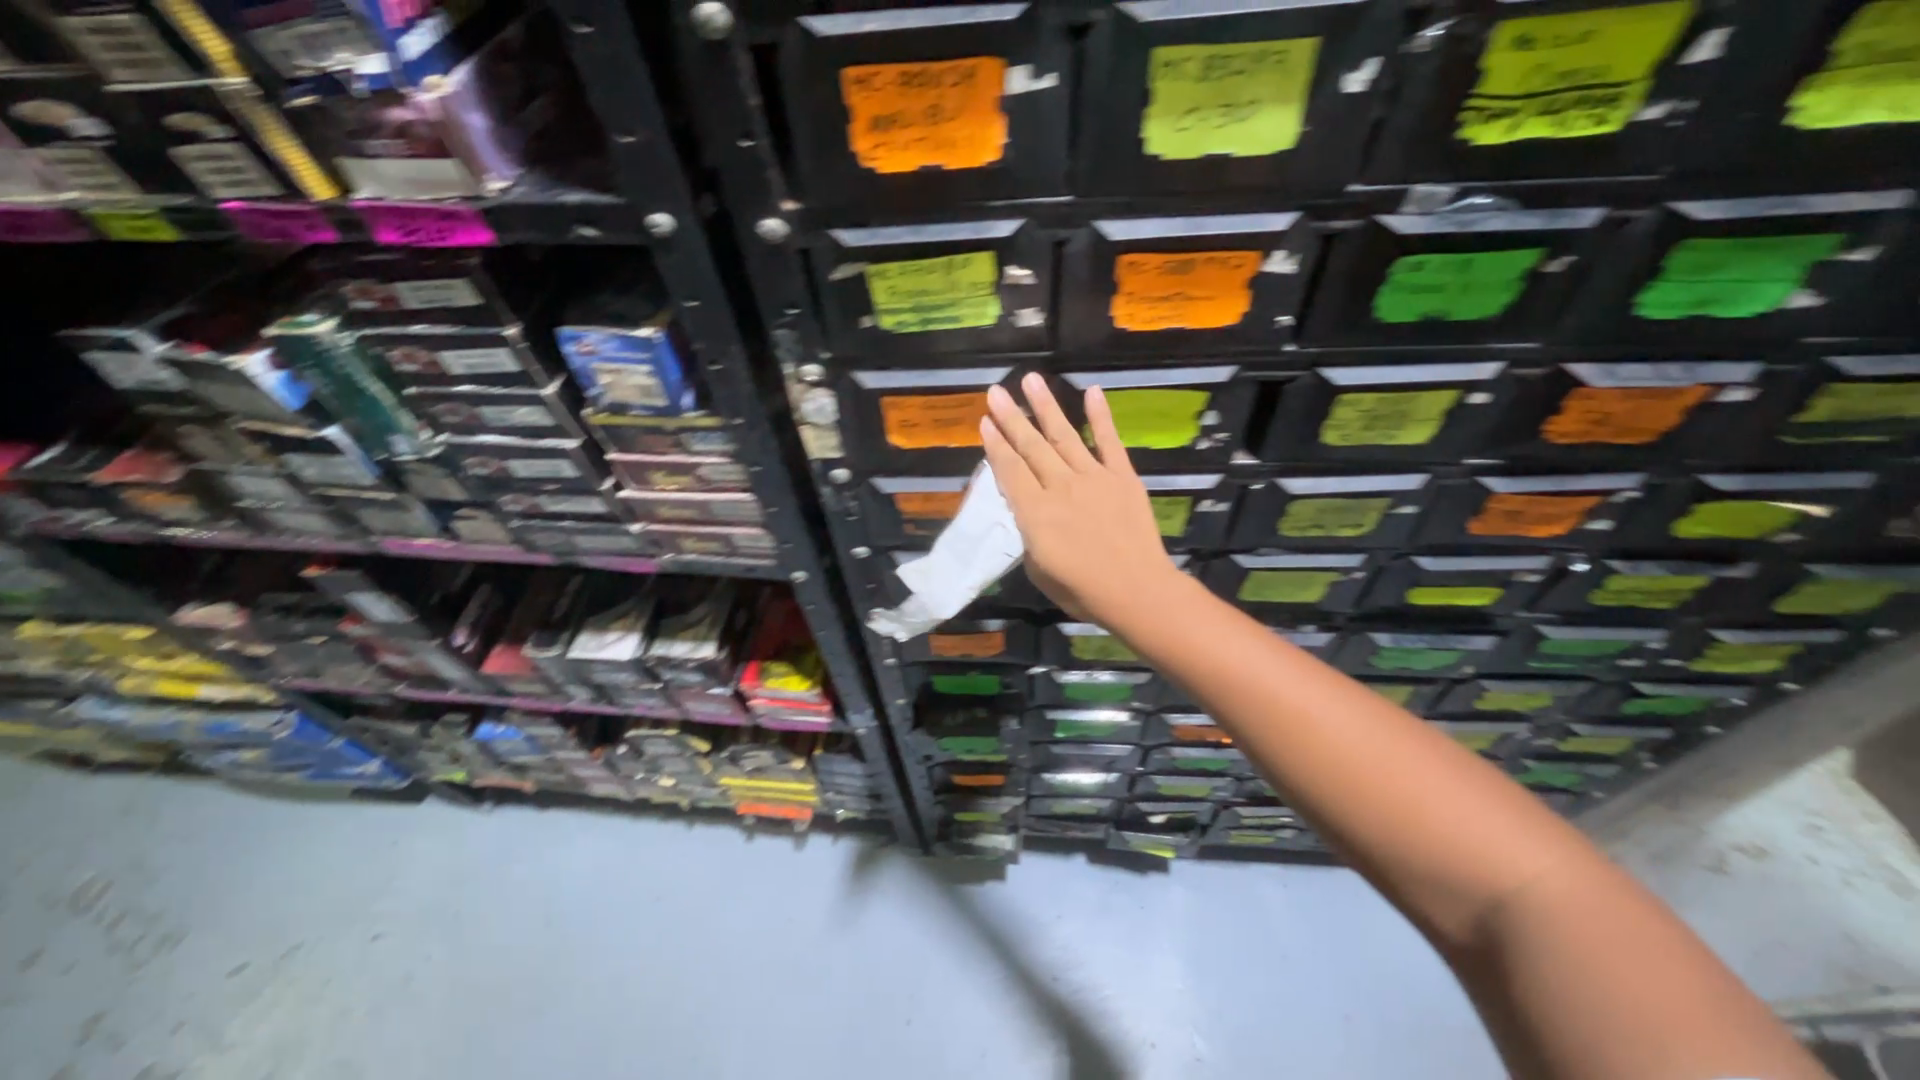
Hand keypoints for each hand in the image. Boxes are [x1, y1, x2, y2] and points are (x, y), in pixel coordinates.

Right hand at [980, 373, 1182, 624]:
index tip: (985, 421)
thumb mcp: (1038, 570)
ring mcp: (1094, 478)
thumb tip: (1029, 516)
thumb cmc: (1082, 590)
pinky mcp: (1123, 477)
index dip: (995, 445)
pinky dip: (1100, 416)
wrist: (1137, 591)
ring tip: (1031, 380)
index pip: (1010, 470)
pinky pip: (1109, 442)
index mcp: (1035, 512)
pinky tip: (1091, 392)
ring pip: (1064, 435)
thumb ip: (1030, 536)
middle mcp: (1060, 486)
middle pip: (1031, 446)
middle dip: (1012, 417)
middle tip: (996, 391)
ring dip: (1046, 406)